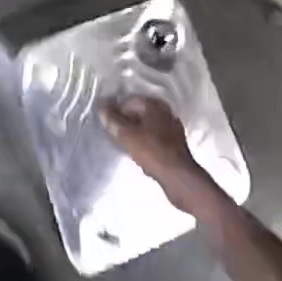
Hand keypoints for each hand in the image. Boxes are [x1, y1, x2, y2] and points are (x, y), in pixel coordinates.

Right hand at [101, 96, 215, 211]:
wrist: (180, 179)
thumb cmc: (153, 152)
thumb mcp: (127, 135)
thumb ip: (112, 120)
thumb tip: (101, 104)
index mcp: (154, 104)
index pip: (128, 101)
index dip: (116, 112)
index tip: (110, 126)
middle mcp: (165, 112)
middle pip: (139, 113)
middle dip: (127, 123)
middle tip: (116, 137)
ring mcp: (172, 129)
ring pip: (147, 127)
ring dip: (136, 135)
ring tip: (127, 148)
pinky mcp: (176, 145)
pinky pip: (156, 139)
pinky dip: (147, 144)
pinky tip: (142, 156)